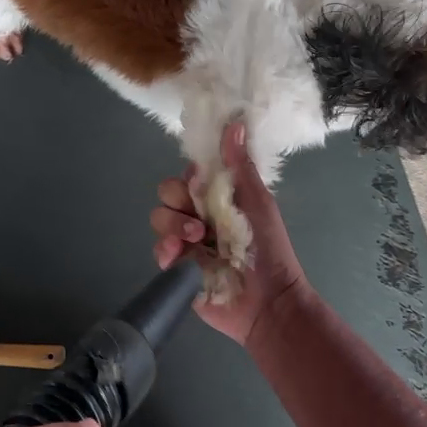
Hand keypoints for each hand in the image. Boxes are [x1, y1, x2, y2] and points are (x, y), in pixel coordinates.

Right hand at [149, 121, 310, 346]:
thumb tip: (235, 123)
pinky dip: (165, 250)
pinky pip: (158, 249)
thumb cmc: (268, 250)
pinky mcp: (178, 266)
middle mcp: (199, 214)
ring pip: (159, 218)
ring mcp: (186, 240)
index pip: (190, 173)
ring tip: (196, 242)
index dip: (191, 178)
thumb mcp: (258, 202)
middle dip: (179, 203)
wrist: (268, 303)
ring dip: (174, 225)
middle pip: (167, 193)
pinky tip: (178, 257)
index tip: (201, 185)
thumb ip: (240, 166)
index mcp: (218, 197)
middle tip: (201, 222)